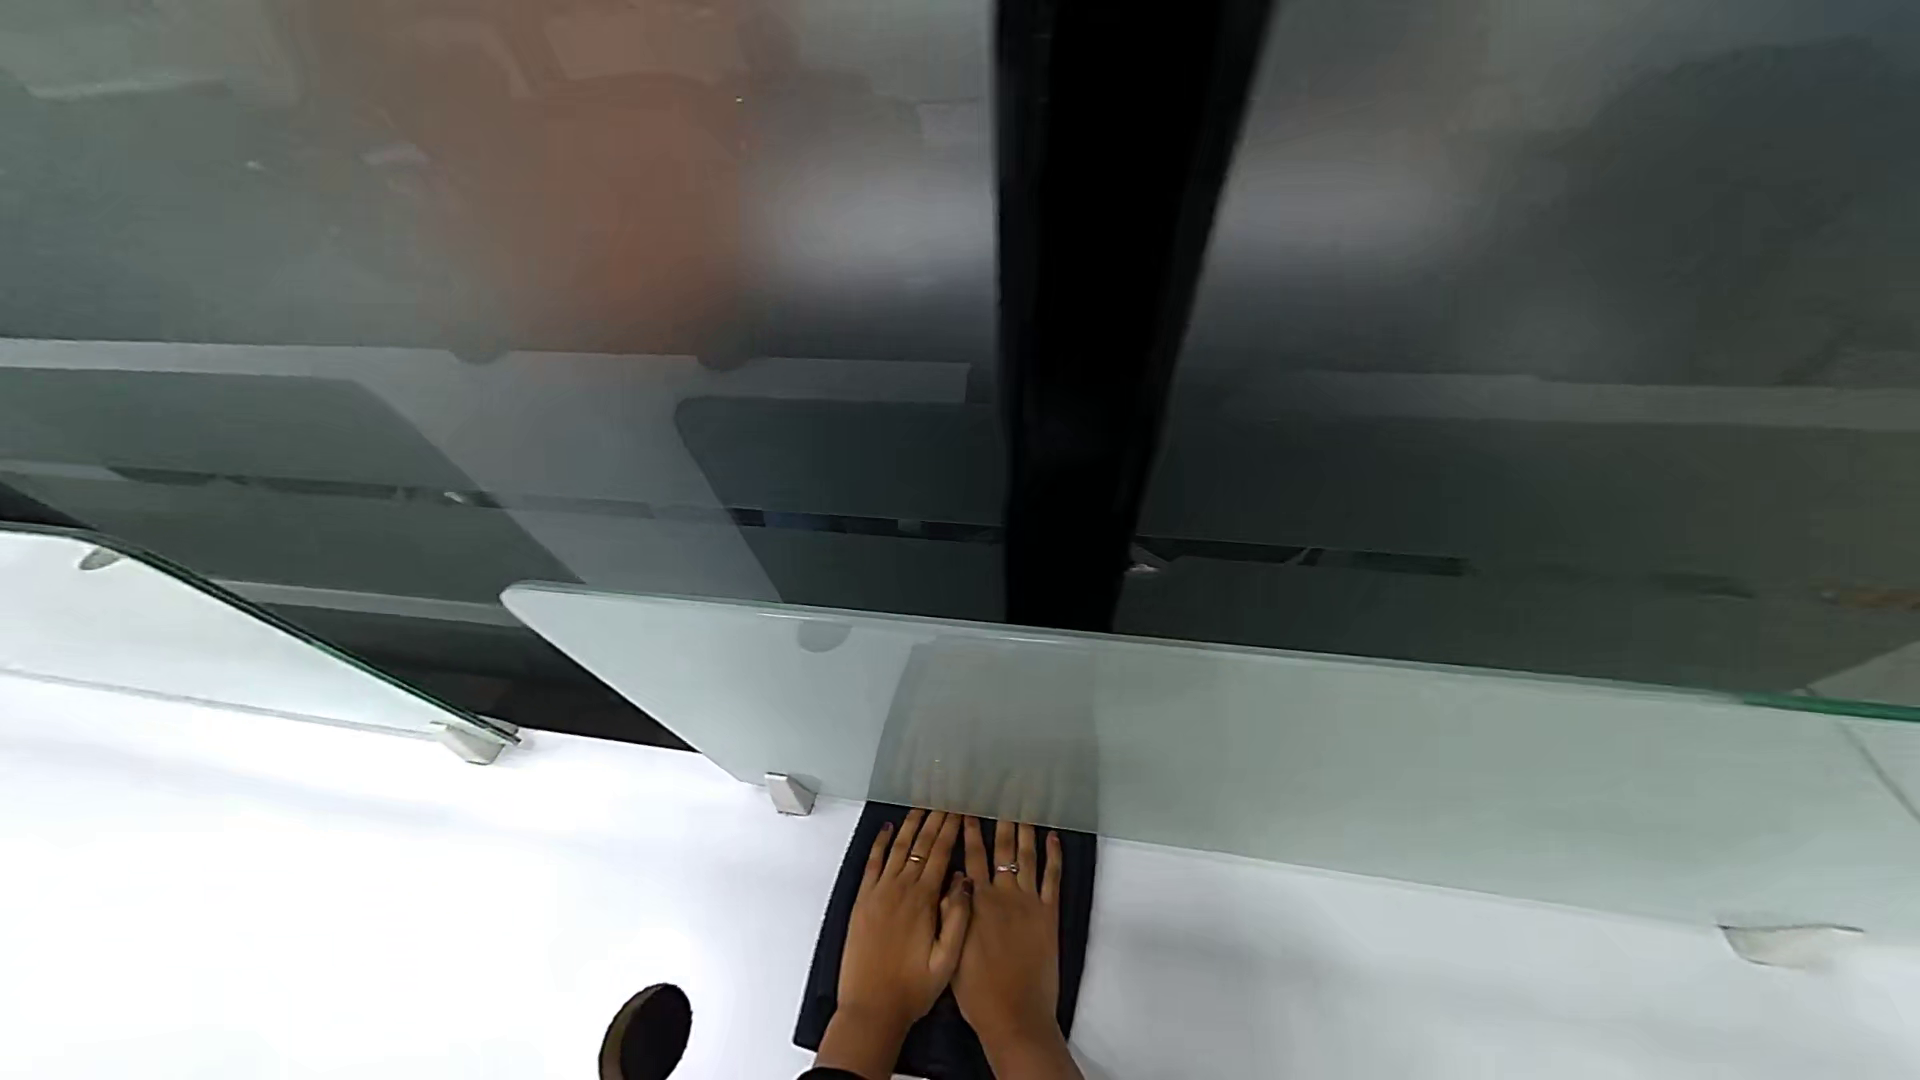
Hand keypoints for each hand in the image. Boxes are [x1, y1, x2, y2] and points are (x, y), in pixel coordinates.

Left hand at [815, 809, 972, 1078]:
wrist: (871, 1009)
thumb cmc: (912, 990)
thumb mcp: (947, 961)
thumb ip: (958, 918)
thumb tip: (964, 879)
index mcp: (924, 900)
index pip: (941, 854)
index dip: (951, 830)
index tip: (959, 811)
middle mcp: (901, 888)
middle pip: (921, 845)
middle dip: (935, 820)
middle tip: (945, 801)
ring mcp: (879, 892)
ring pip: (898, 847)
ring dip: (911, 824)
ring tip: (921, 806)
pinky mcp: (863, 900)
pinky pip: (872, 863)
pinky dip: (880, 843)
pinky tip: (887, 829)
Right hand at [953, 818, 1081, 1078]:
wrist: (1013, 1015)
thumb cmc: (977, 991)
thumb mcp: (951, 949)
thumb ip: (951, 912)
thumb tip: (953, 879)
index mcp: (976, 902)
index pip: (972, 856)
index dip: (970, 831)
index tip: (968, 810)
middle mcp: (1002, 895)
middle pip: (1001, 848)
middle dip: (1000, 821)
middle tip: (1001, 796)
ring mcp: (1028, 902)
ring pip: (1026, 856)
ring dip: (1025, 830)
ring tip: (1025, 808)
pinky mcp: (1048, 914)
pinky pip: (1052, 878)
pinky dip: (1053, 855)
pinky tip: (1053, 838)